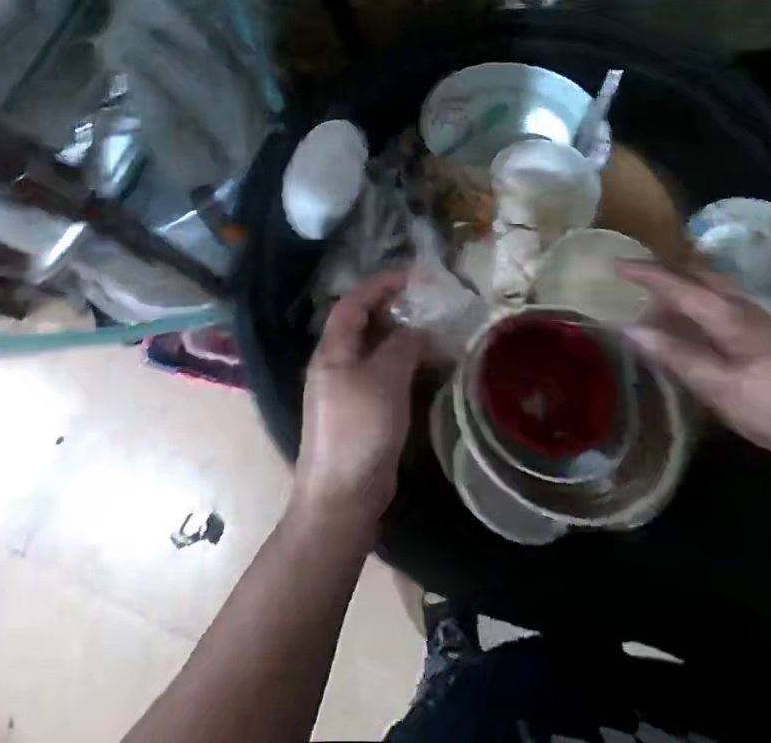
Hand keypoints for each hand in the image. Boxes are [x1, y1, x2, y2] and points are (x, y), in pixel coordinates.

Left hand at [295, 270, 425, 525]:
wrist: (343, 495)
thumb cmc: (360, 429)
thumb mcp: (385, 378)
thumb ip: (403, 345)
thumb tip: (417, 330)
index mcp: (333, 351)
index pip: (353, 302)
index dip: (381, 284)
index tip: (415, 276)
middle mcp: (336, 364)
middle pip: (365, 324)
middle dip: (396, 308)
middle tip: (432, 302)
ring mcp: (348, 390)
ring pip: (377, 350)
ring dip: (405, 337)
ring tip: (438, 331)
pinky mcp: (363, 412)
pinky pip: (385, 375)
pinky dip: (407, 365)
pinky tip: (430, 368)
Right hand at [621, 263, 770, 464]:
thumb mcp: (721, 388)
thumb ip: (677, 356)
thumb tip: (631, 329)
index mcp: (731, 316)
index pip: (679, 284)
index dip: (645, 273)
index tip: (615, 264)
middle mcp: (746, 309)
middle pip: (701, 274)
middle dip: (668, 269)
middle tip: (636, 275)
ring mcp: (762, 322)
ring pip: (716, 289)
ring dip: (685, 286)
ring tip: (657, 299)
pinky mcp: (770, 339)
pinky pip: (725, 306)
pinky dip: (700, 305)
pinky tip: (694, 328)